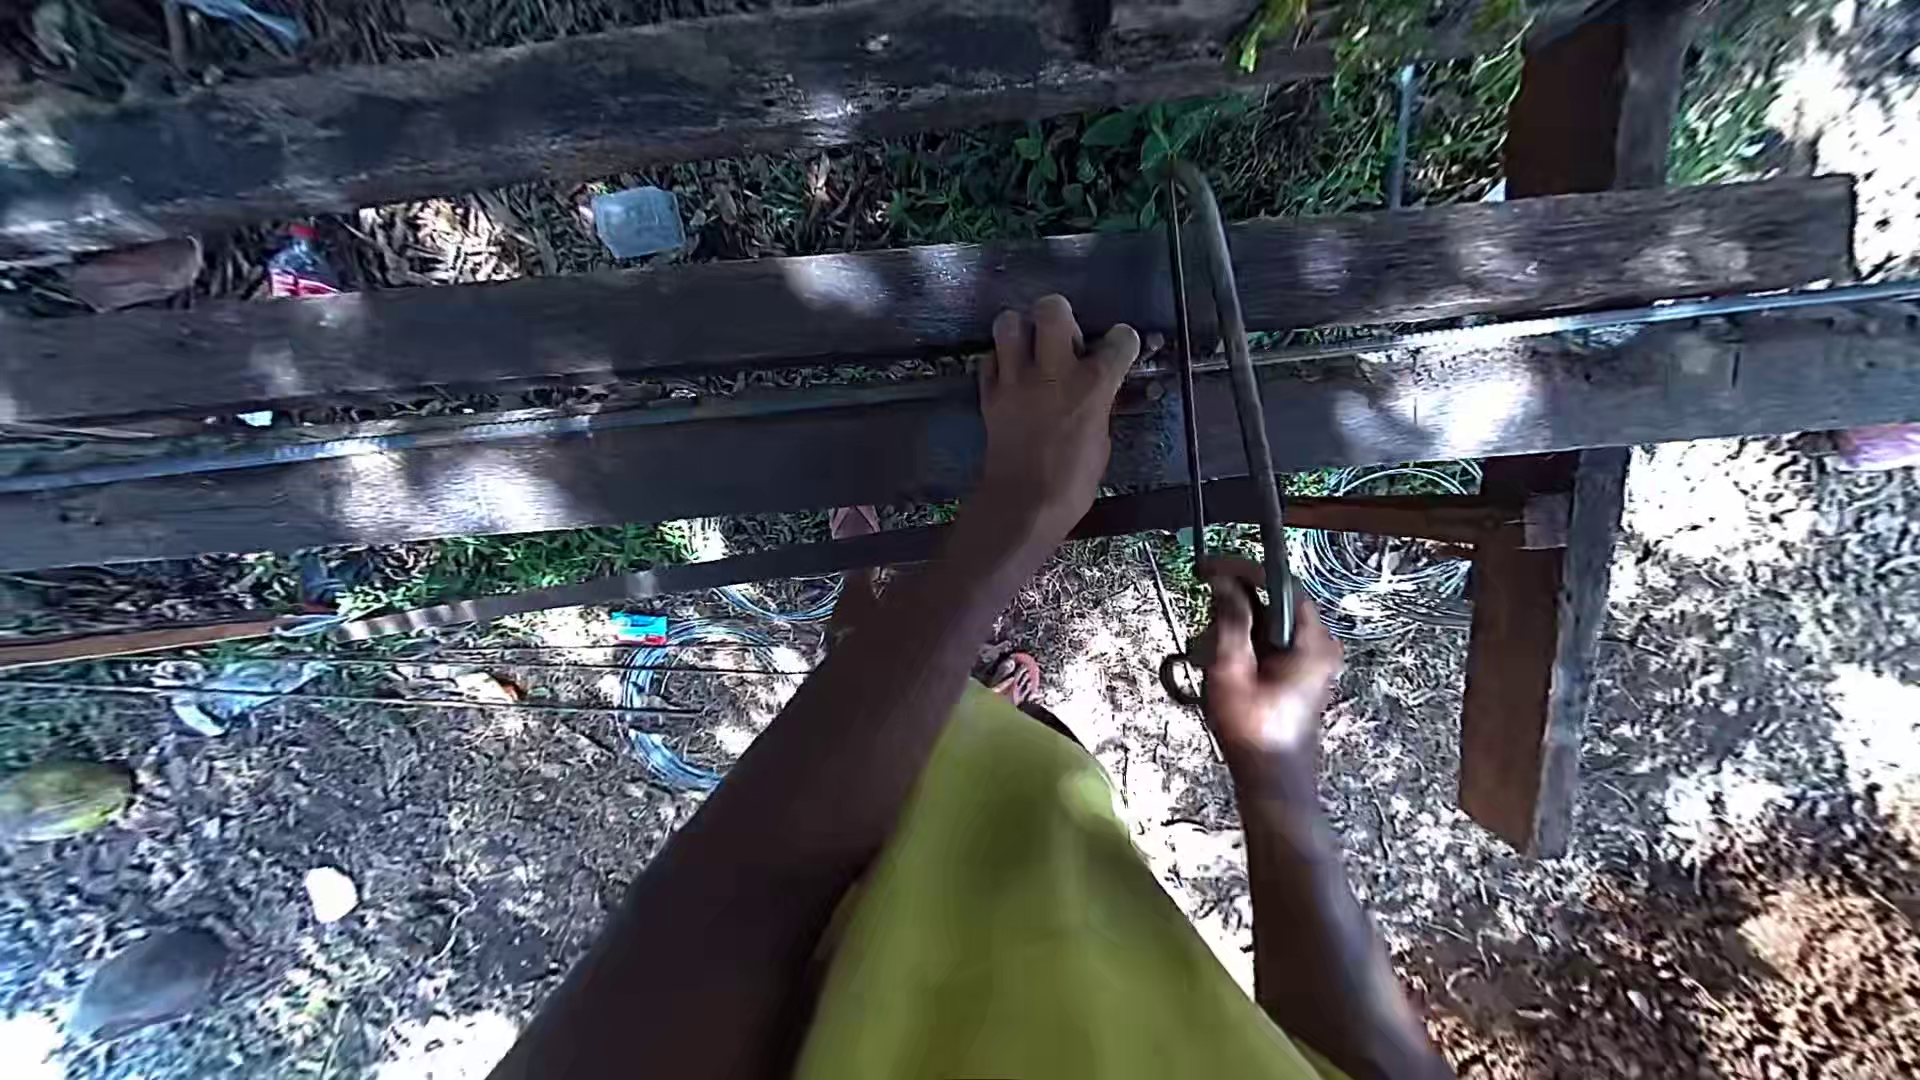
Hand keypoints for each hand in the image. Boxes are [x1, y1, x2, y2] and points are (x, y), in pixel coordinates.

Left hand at [974, 295, 1139, 540]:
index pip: (1119, 339)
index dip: (1122, 341)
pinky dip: (998, 362)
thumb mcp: (1100, 443)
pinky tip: (1009, 377)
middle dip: (1060, 315)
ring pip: (1008, 324)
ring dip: (1020, 330)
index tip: (1118, 347)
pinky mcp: (989, 396)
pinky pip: (988, 361)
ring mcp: (1015, 382)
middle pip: (1051, 309)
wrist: (1023, 505)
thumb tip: (1095, 392)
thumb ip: (1098, 406)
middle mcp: (1052, 372)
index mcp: (1091, 386)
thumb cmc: (1072, 484)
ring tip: (1029, 350)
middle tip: (1061, 339)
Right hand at [1195, 557, 1342, 769]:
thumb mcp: (1232, 669)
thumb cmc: (1251, 725)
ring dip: (1235, 623)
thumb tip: (1224, 581)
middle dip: (1235, 602)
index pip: (1281, 584)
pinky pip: (1269, 638)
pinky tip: (1221, 658)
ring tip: (1209, 649)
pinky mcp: (1298, 669)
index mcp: (1314, 642)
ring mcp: (1311, 657)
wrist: (1270, 777)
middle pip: (1274, 601)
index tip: (1208, 568)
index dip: (1243, 569)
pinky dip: (1243, 639)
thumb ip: (1229, 621)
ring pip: (1268, 619)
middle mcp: (1320, 643)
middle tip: (1204, 614)